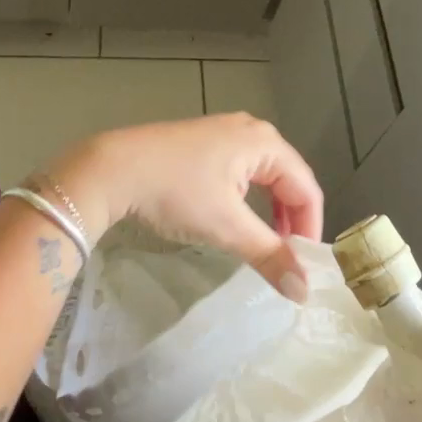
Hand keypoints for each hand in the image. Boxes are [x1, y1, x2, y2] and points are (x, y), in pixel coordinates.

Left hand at [46, 114, 323, 301]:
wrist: (111, 168)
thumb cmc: (175, 192)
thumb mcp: (226, 227)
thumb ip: (269, 256)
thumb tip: (304, 291)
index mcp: (265, 142)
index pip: (306, 189)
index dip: (310, 230)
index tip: (303, 268)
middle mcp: (251, 130)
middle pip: (289, 179)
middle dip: (292, 221)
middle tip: (286, 259)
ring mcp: (226, 132)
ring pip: (265, 175)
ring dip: (270, 212)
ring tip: (265, 245)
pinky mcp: (204, 141)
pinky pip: (243, 171)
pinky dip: (248, 199)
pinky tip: (236, 219)